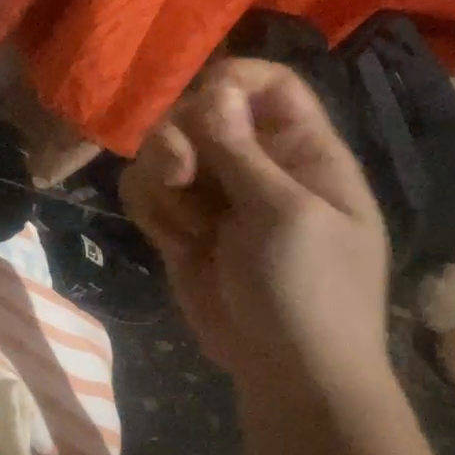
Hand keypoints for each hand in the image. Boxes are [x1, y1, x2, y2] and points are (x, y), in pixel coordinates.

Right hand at [120, 59, 389, 389]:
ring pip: (161, 148)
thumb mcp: (286, 216)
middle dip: (179, 139)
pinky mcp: (179, 220)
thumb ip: (243, 151)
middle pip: (198, 111)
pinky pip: (144, 188)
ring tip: (183, 223)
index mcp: (302, 153)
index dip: (229, 82)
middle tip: (180, 175)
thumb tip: (212, 88)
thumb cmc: (310, 292)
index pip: (266, 84)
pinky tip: (173, 240)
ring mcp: (214, 192)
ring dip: (160, 178)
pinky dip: (149, 208)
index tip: (199, 106)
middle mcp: (254, 162)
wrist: (287, 372)